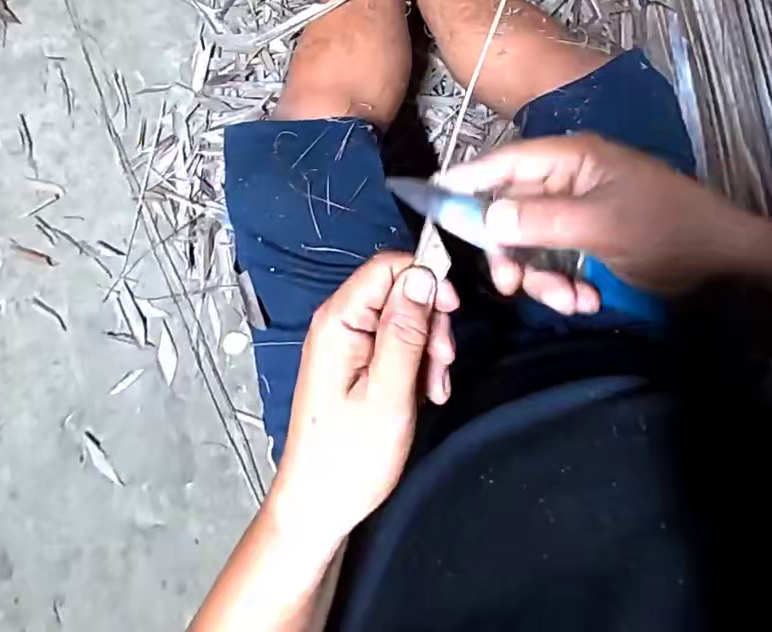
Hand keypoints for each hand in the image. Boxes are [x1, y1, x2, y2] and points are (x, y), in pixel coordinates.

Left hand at [267, 252, 459, 545]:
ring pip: (404, 315)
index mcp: (339, 321)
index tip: (452, 308)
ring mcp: (347, 340)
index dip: (426, 277)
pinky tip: (425, 391)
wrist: (319, 505)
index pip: (387, 266)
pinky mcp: (356, 358)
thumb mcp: (388, 393)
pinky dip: (418, 361)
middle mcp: (340, 321)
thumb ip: (406, 331)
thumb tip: (424, 275)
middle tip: (442, 363)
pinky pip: (397, 340)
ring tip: (434, 387)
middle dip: (430, 320)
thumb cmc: (348, 458)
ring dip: (429, 345)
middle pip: (399, 289)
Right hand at [434, 134, 758, 309]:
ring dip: (541, 276)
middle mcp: (569, 178)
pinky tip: (586, 301)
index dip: (468, 178)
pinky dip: (562, 283)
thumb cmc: (667, 231)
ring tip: (570, 303)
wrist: (725, 263)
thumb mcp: (603, 225)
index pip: (507, 161)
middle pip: (513, 207)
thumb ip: (543, 220)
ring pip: (531, 240)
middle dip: (510, 249)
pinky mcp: (587, 237)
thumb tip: (488, 216)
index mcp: (573, 159)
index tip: (432, 197)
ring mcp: (578, 209)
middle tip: (510, 284)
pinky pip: (554, 258)